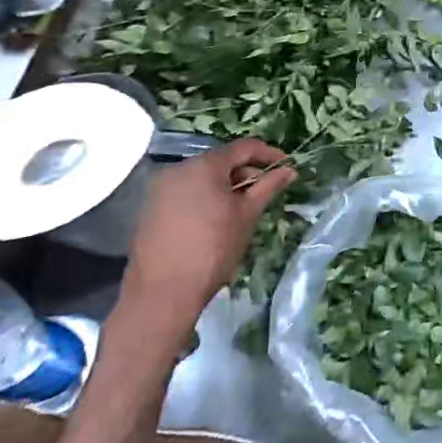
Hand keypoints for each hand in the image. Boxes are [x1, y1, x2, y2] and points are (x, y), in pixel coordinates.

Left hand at [123, 139, 295, 315]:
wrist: (163, 294)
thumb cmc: (212, 249)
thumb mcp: (247, 215)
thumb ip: (268, 186)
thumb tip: (289, 170)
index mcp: (203, 165)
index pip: (243, 148)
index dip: (268, 154)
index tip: (286, 166)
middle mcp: (178, 169)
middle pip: (221, 161)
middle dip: (246, 173)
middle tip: (265, 192)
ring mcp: (161, 189)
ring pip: (203, 178)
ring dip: (226, 187)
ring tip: (242, 209)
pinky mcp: (151, 209)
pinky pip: (186, 193)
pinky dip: (205, 198)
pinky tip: (216, 220)